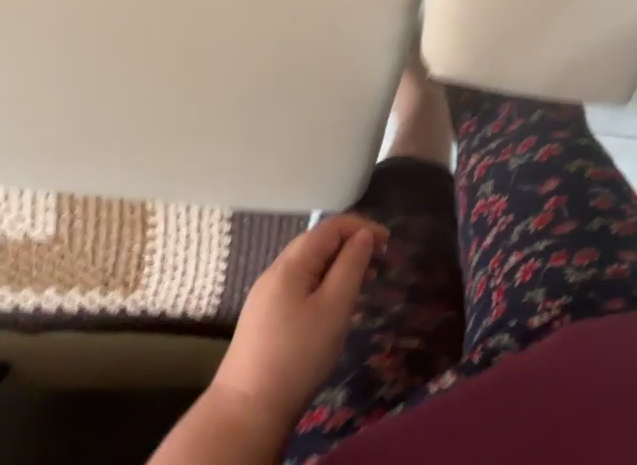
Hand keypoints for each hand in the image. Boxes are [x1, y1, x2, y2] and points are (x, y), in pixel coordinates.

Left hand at [212, 214, 388, 420]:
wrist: (248, 409)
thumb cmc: (299, 354)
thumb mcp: (334, 307)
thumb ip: (351, 265)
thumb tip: (363, 236)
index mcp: (290, 265)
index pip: (329, 227)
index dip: (361, 227)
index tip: (388, 243)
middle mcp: (275, 273)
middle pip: (316, 243)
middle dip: (351, 244)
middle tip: (379, 263)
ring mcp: (266, 296)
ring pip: (308, 266)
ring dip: (338, 265)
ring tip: (363, 284)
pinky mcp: (265, 318)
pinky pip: (300, 286)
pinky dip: (324, 284)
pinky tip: (335, 306)